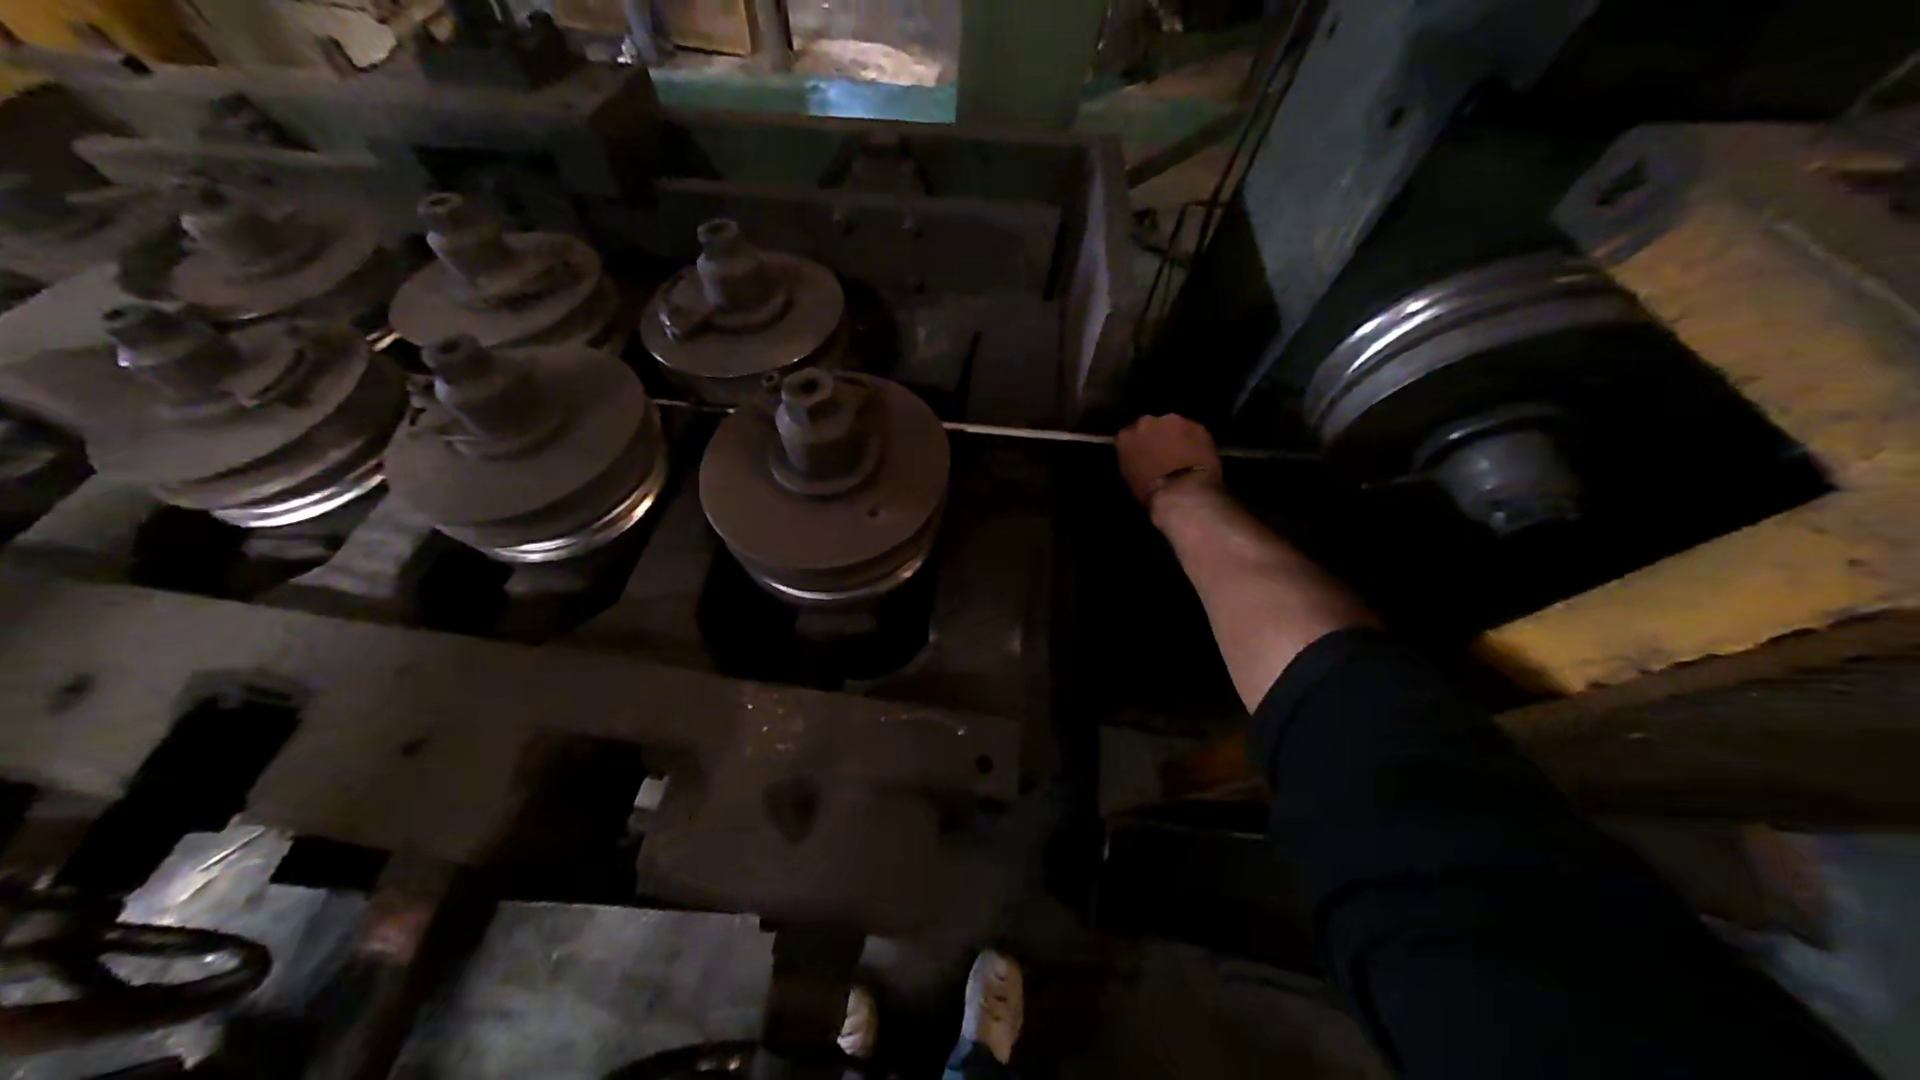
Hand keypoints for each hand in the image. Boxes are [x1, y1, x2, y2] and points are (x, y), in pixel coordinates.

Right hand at [1116, 414, 1223, 505]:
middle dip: (1155, 436)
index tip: (1142, 455)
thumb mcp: (1130, 476)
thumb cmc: (1150, 490)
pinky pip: (1192, 431)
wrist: (1182, 489)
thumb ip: (1132, 459)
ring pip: (1172, 426)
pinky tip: (1196, 453)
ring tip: (1182, 453)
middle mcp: (1146, 422)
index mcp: (1125, 437)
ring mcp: (1172, 421)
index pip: (1128, 436)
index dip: (1137, 445)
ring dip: (1174, 436)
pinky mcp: (1196, 425)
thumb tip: (1139, 457)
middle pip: (1150, 426)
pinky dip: (1193, 440)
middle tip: (1162, 453)